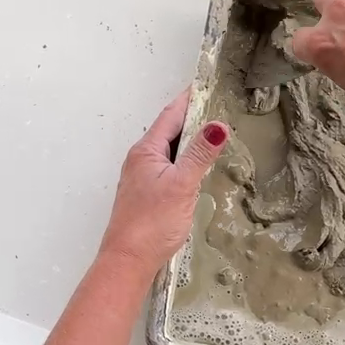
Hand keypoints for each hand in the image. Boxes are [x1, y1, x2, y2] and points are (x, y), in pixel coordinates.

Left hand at [98, 89, 229, 271]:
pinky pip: (167, 167)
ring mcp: (141, 178)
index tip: (205, 84)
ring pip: (168, 150)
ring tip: (209, 133)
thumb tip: (217, 125)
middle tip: (215, 106)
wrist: (127, 260)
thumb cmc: (151, 223)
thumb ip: (199, 155)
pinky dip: (183, 160)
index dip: (189, 99)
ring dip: (187, 140)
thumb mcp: (181, 185)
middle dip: (191, 117)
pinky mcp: (145, 195)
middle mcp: (140, 160)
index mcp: (146, 151)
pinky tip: (194, 169)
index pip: (170, 115)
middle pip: (168, 130)